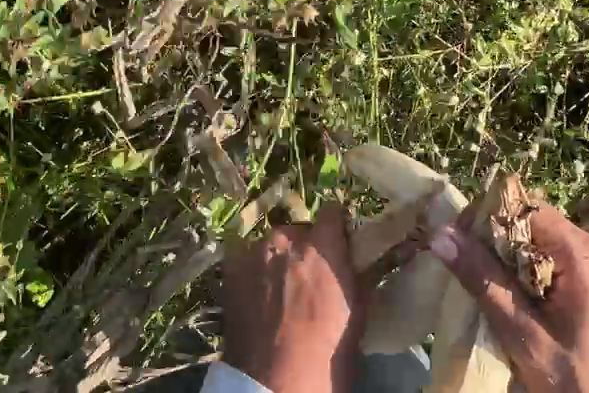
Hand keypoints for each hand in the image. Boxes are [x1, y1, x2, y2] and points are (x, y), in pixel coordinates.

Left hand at [219, 203, 362, 392]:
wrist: (278, 378)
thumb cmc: (328, 350)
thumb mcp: (357, 310)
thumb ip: (355, 276)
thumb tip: (357, 261)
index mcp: (322, 245)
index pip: (333, 212)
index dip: (336, 226)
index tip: (337, 239)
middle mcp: (287, 237)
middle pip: (299, 231)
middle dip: (304, 249)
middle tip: (305, 277)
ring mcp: (255, 249)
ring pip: (271, 245)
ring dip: (277, 259)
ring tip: (277, 289)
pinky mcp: (231, 264)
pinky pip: (245, 256)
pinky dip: (252, 269)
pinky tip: (255, 293)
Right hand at [426, 206, 588, 392]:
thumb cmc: (586, 386)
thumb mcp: (527, 338)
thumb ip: (484, 281)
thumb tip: (439, 233)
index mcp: (587, 251)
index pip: (522, 208)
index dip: (486, 224)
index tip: (462, 249)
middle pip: (535, 225)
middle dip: (504, 250)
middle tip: (484, 285)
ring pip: (549, 243)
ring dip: (523, 266)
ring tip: (510, 303)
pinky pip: (569, 259)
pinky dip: (546, 276)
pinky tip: (538, 310)